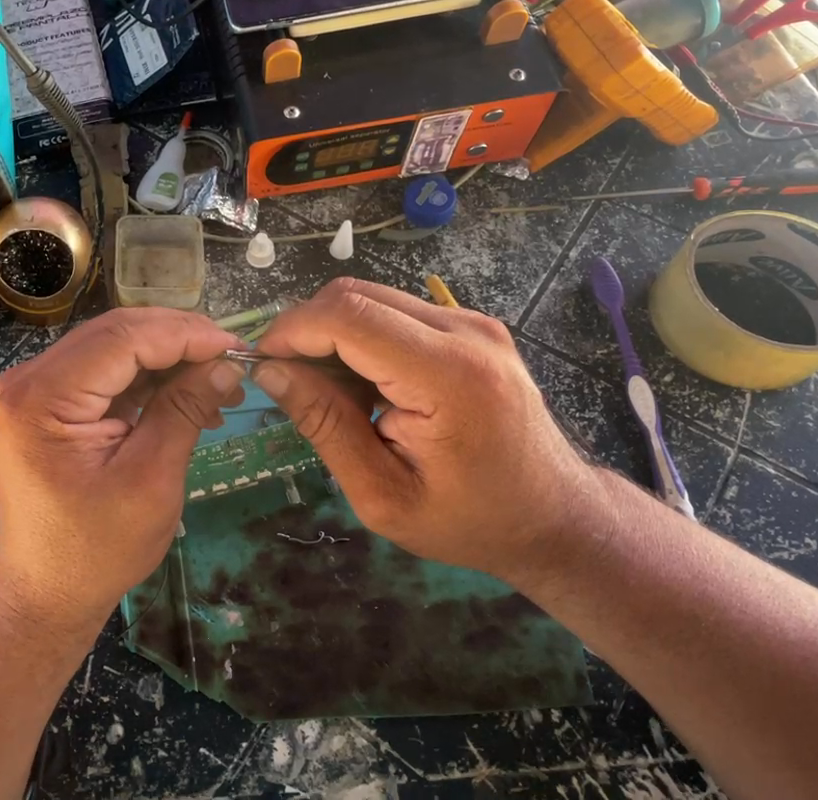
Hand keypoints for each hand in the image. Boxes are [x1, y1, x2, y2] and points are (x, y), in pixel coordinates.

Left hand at [0, 308, 243, 627]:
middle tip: (231, 358)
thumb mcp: (151, 479)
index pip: (121, 338)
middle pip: (114, 335)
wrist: (46, 592)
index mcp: (43, 397)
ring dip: (165, 359)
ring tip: (218, 383)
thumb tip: (226, 363)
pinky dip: (145, 380)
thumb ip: (184, 411)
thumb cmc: (96, 549)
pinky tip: (186, 396)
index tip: (234, 345)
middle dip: (177, 341)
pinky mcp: (47, 404)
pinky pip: (102, 374)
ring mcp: (34, 390)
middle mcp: (29, 380)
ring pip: (111, 349)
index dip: (182, 334)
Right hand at [252, 278, 598, 580]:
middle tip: (286, 380)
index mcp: (448, 376)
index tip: (262, 365)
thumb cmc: (471, 521)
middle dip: (305, 329)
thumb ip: (325, 426)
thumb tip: (271, 372)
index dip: (292, 330)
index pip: (348, 316)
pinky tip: (361, 384)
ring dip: (331, 333)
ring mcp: (472, 322)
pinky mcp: (470, 326)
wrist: (556, 518)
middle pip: (355, 296)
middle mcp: (465, 331)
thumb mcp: (382, 495)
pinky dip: (360, 337)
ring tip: (325, 390)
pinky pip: (394, 311)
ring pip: (370, 297)